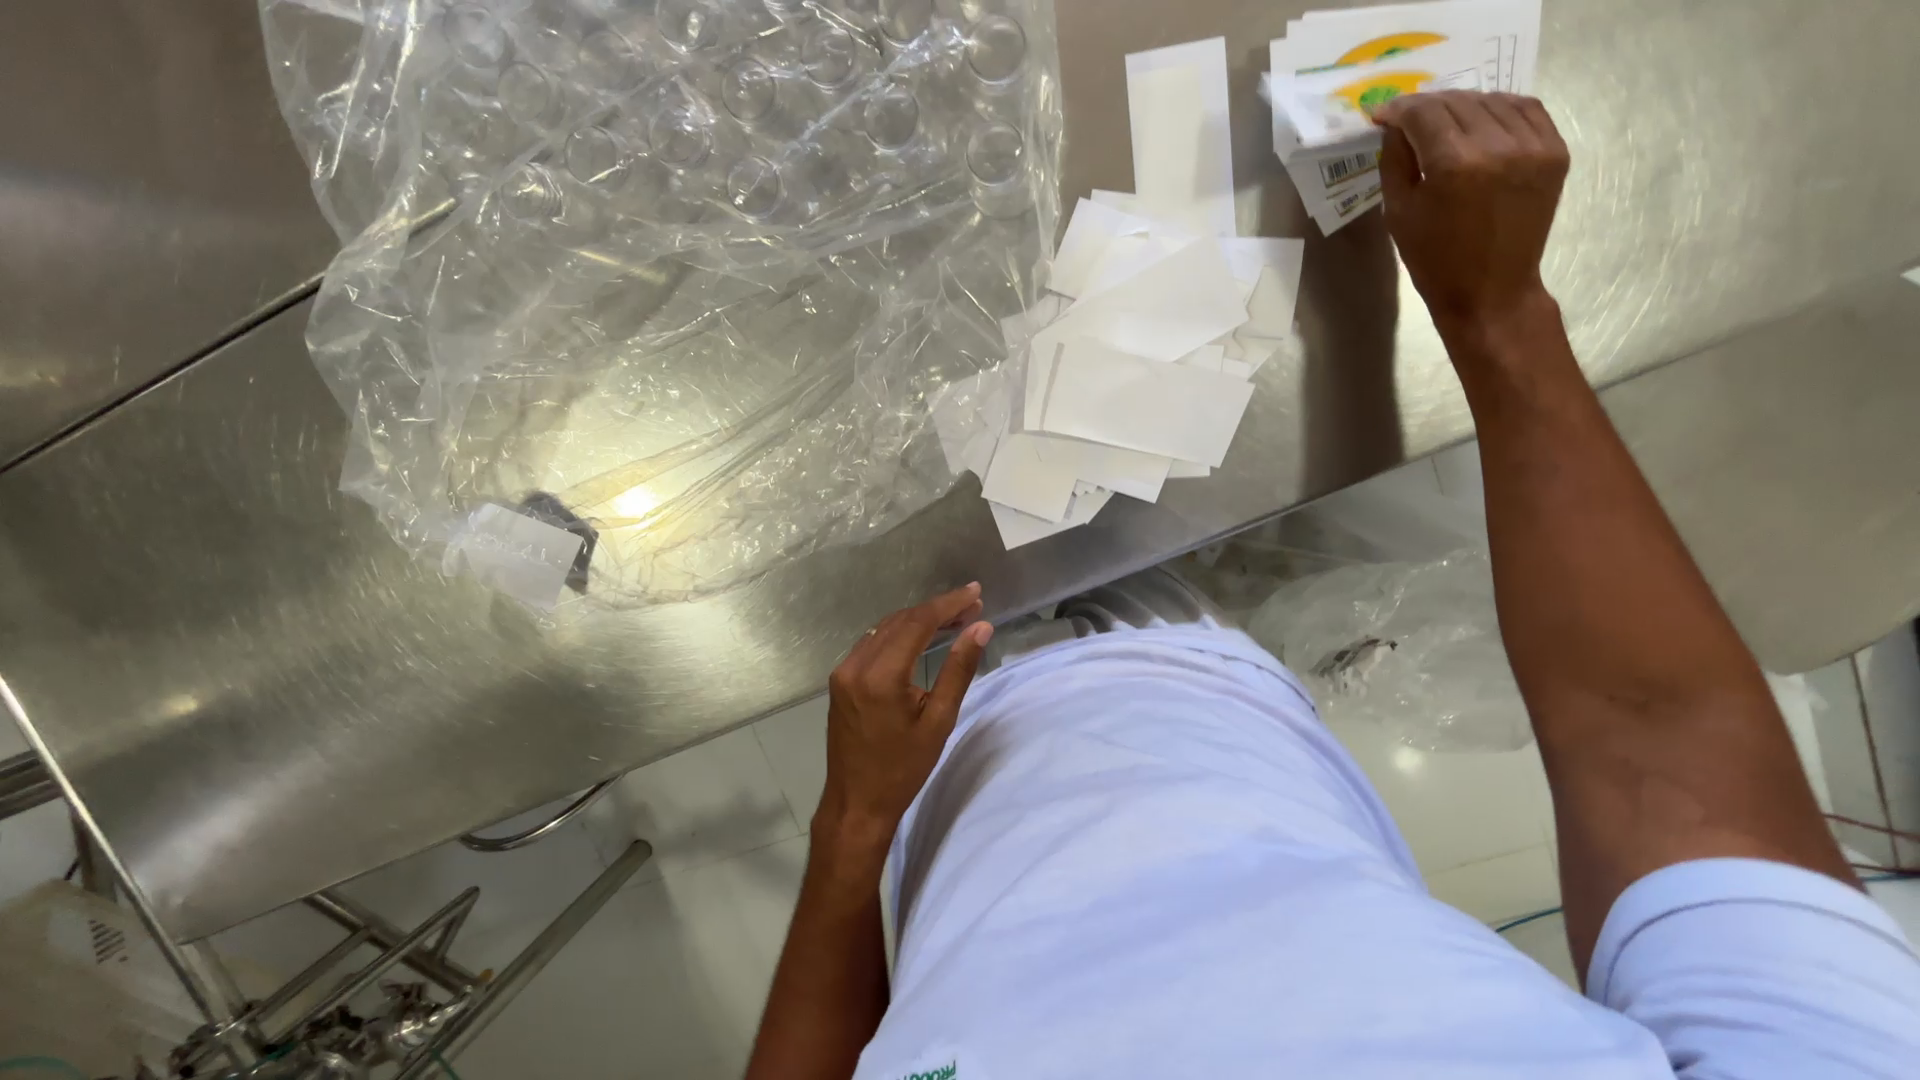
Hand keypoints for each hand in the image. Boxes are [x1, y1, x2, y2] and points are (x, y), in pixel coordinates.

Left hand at [815, 583, 993, 853]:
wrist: (856, 802)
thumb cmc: (903, 769)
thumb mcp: (938, 721)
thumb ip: (958, 670)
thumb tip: (980, 627)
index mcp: (881, 675)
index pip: (917, 623)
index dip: (948, 604)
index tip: (976, 592)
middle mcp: (856, 665)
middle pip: (900, 621)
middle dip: (937, 610)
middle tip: (972, 606)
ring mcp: (843, 671)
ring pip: (884, 629)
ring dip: (918, 620)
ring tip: (954, 619)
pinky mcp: (840, 680)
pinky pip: (872, 643)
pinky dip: (899, 634)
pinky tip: (921, 637)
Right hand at [1373, 91, 1569, 327]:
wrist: (1491, 290)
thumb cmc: (1434, 260)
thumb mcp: (1398, 213)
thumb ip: (1395, 161)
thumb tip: (1396, 126)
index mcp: (1453, 165)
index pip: (1423, 113)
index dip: (1399, 109)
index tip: (1383, 114)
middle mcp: (1497, 146)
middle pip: (1457, 101)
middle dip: (1428, 105)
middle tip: (1410, 118)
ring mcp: (1533, 146)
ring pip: (1492, 100)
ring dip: (1463, 104)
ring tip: (1445, 120)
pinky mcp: (1554, 151)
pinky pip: (1526, 110)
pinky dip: (1499, 108)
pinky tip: (1481, 121)